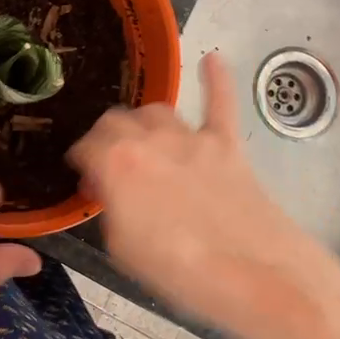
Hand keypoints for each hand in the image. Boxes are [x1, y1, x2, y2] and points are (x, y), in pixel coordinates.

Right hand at [68, 53, 339, 338]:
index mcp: (115, 163)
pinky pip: (221, 103)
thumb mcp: (123, 249)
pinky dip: (217, 80)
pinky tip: (212, 58)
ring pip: (157, 111)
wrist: (258, 280)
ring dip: (143, 122)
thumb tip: (108, 190)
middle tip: (108, 166)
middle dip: (106, 139)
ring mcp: (192, 138)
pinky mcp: (228, 146)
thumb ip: (110, 208)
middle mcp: (149, 139)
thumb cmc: (181, 273)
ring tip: (142, 142)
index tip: (84, 182)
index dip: (81, 164)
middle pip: (116, 121)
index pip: (84, 147)